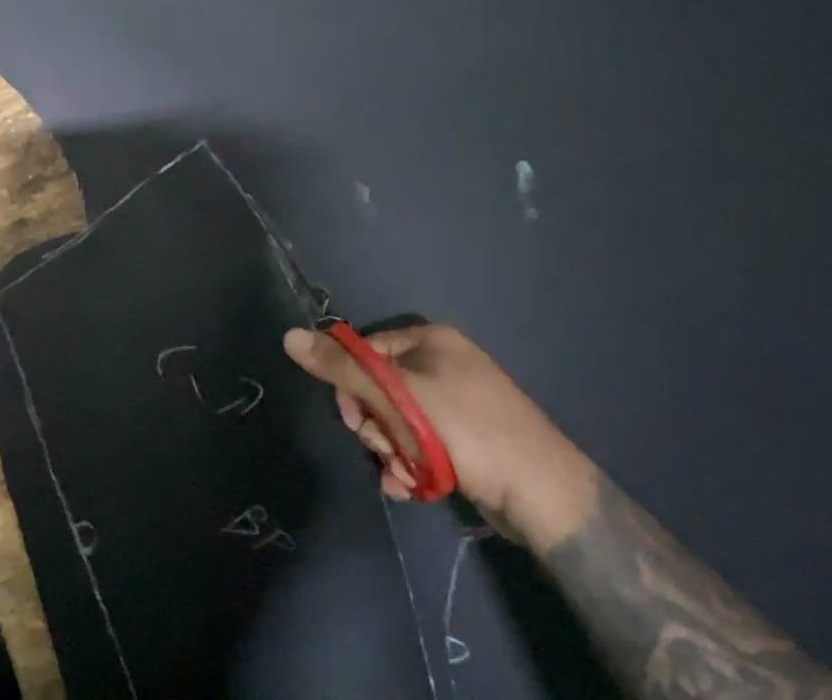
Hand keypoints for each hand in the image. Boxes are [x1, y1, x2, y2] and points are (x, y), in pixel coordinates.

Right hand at [282, 323, 597, 548]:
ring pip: (392, 423)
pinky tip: (412, 486)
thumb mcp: (397, 396)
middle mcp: (441, 365)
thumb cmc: (467, 432)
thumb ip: (340, 368)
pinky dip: (407, 466)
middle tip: (387, 449)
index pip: (362, 353)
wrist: (543, 496)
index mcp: (430, 341)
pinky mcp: (461, 439)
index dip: (350, 386)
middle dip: (373, 427)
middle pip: (374, 390)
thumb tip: (288, 335)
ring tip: (407, 474)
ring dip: (388, 452)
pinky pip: (415, 444)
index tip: (358, 417)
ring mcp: (453, 404)